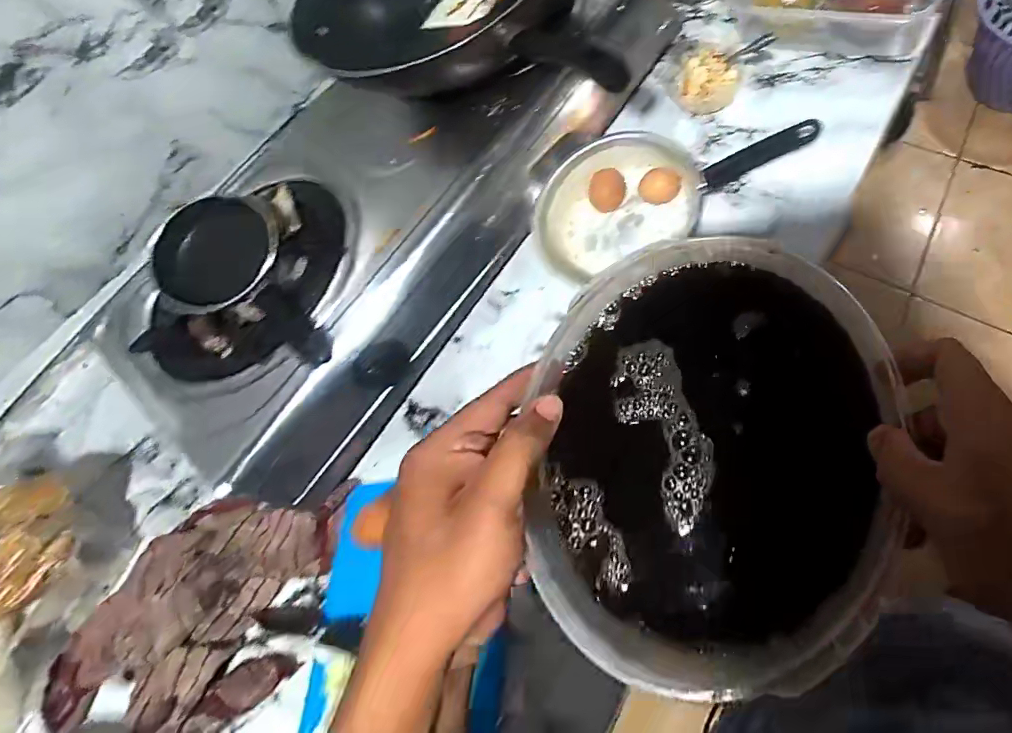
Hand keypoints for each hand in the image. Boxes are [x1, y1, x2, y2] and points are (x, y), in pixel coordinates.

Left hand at [368, 366, 563, 663]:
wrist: (425, 648)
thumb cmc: (455, 567)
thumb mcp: (492, 500)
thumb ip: (521, 445)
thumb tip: (550, 398)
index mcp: (439, 451)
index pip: (492, 402)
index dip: (531, 381)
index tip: (571, 363)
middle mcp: (442, 466)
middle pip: (499, 430)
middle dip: (538, 420)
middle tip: (586, 401)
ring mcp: (454, 495)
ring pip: (505, 461)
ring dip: (536, 456)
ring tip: (581, 433)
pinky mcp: (467, 522)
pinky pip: (503, 489)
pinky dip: (527, 485)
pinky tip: (557, 480)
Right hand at [866, 338, 1011, 624]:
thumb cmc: (997, 538)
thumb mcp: (931, 500)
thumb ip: (895, 460)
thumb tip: (879, 434)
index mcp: (977, 411)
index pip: (945, 354)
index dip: (909, 358)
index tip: (877, 386)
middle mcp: (991, 423)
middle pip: (936, 406)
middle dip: (902, 435)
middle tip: (879, 470)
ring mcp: (1001, 456)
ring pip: (944, 444)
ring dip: (915, 472)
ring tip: (896, 514)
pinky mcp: (1006, 487)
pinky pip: (960, 472)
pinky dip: (935, 492)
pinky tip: (919, 536)